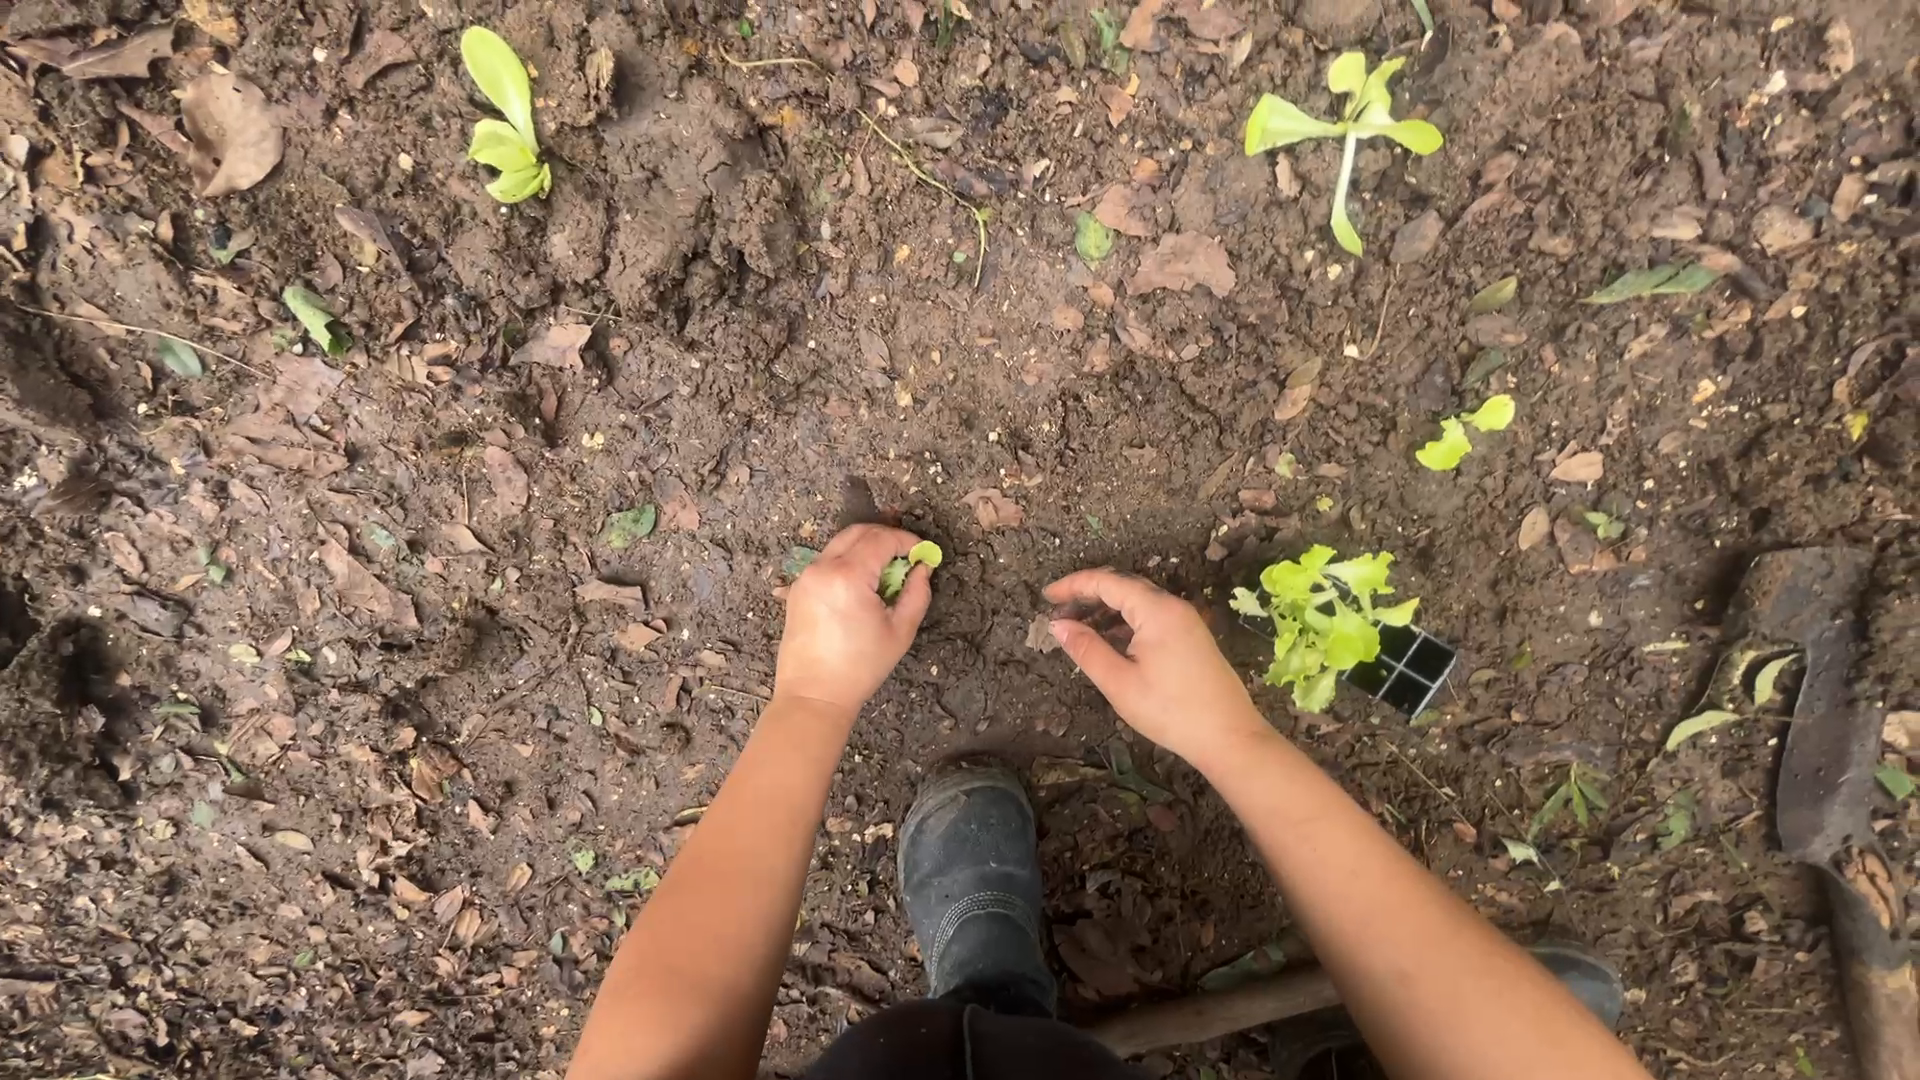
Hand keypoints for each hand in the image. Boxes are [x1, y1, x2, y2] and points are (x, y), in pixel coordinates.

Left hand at [774, 524, 933, 716]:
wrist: (813, 694)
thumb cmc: (858, 668)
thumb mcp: (900, 631)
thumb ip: (917, 594)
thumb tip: (922, 569)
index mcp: (848, 577)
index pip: (881, 540)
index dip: (907, 541)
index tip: (922, 553)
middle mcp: (822, 569)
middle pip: (859, 532)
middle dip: (886, 538)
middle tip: (907, 556)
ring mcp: (806, 577)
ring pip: (841, 544)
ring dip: (866, 548)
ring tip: (886, 573)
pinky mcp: (799, 588)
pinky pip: (827, 561)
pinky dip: (848, 561)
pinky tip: (863, 585)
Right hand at [1044, 568, 1274, 764]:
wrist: (1230, 737)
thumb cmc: (1171, 711)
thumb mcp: (1119, 682)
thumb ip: (1086, 649)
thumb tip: (1058, 626)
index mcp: (1156, 610)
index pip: (1106, 582)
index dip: (1073, 585)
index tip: (1047, 597)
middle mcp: (1173, 607)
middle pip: (1123, 587)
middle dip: (1087, 596)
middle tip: (1058, 614)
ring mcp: (1185, 621)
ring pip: (1137, 603)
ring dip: (1105, 610)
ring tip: (1077, 629)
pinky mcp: (1190, 637)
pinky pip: (1150, 617)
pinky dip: (1124, 623)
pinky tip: (1108, 642)